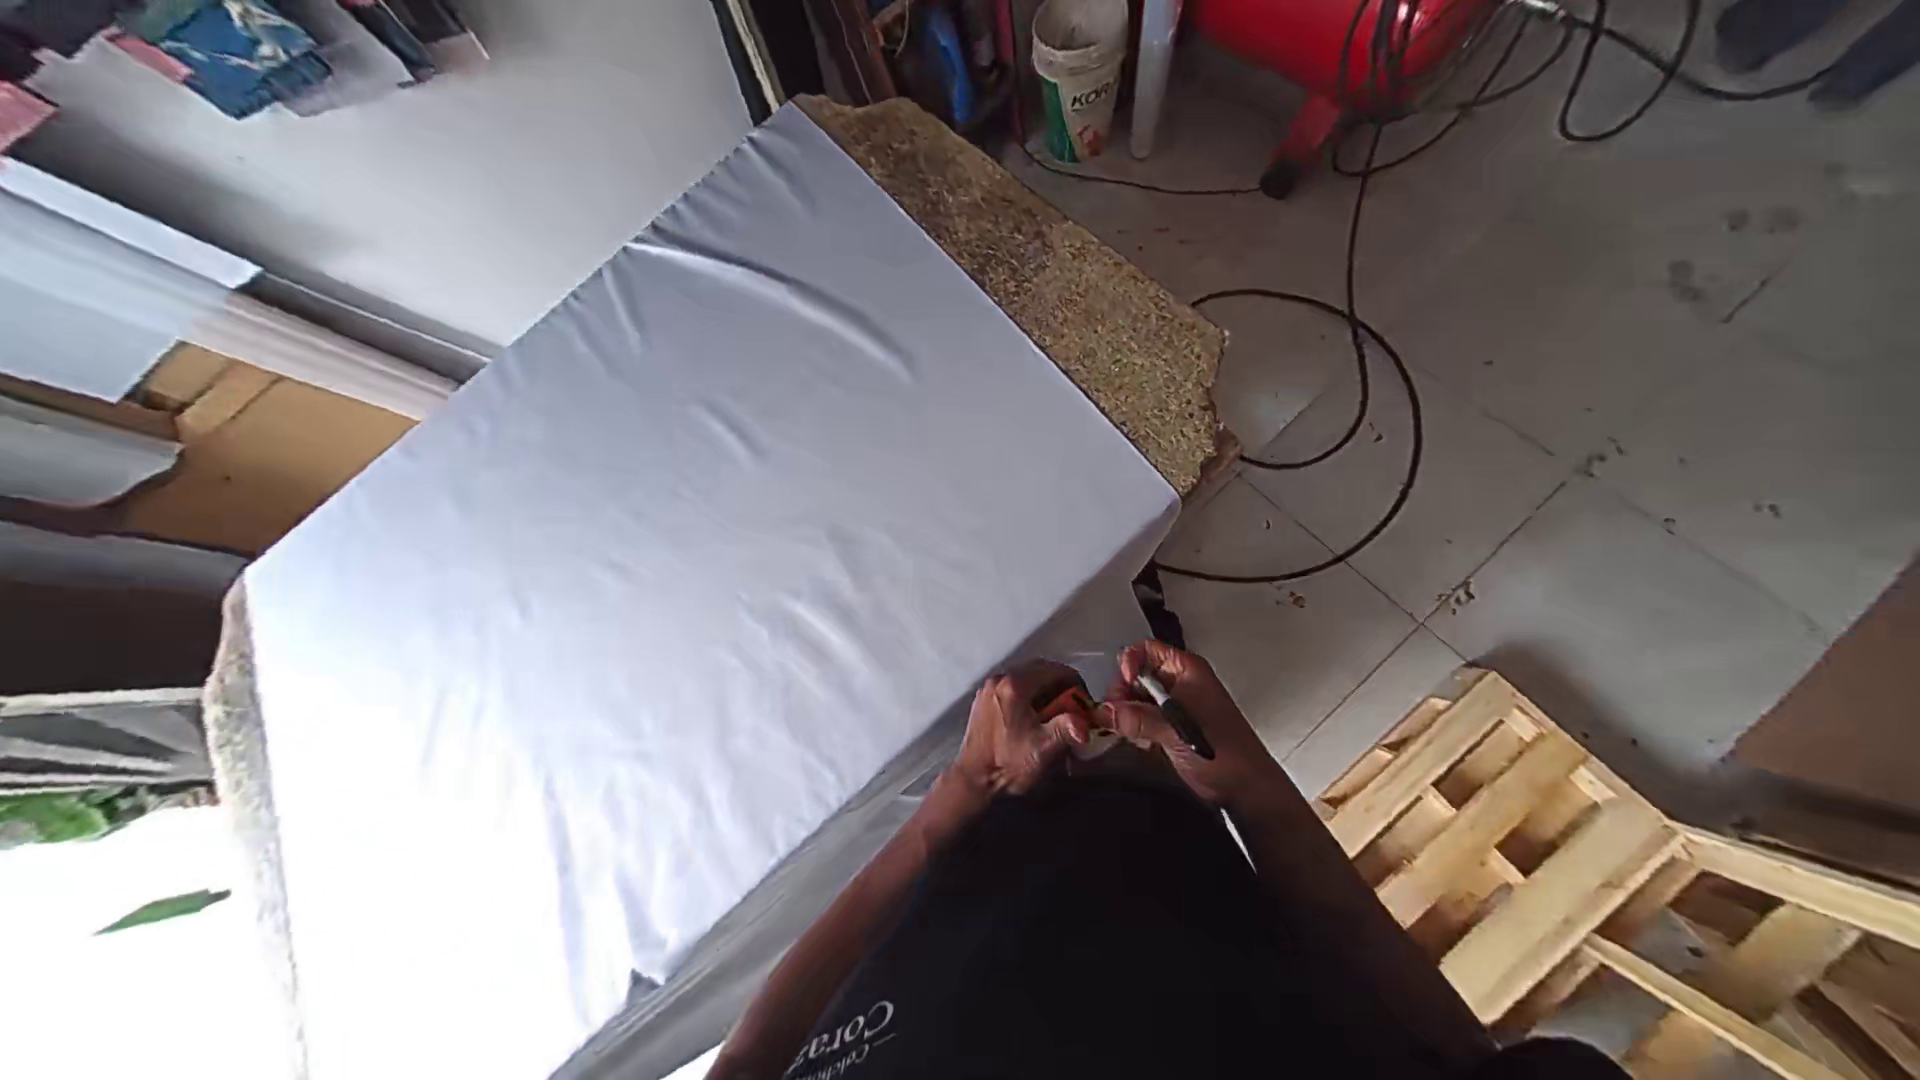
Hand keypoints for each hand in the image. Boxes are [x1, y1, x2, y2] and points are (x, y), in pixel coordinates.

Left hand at [947, 662, 1091, 803]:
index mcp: (1015, 686)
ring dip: (1044, 689)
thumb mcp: (1043, 748)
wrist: (974, 779)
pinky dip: (1028, 694)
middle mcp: (1000, 680)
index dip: (1075, 683)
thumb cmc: (1008, 763)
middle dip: (1060, 685)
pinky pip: (1012, 687)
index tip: (1084, 700)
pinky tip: (1034, 716)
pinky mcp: (984, 699)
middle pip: (1039, 670)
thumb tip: (1085, 725)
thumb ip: (1066, 730)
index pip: (1054, 670)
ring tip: (1056, 712)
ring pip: (1025, 677)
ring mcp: (989, 688)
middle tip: (1073, 706)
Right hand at [1096, 640, 1283, 806]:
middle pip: (1136, 674)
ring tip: (1122, 729)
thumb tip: (1105, 712)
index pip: (1147, 649)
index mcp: (1187, 670)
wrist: (1246, 790)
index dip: (1130, 662)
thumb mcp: (1178, 731)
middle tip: (1115, 712)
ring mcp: (1173, 706)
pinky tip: (1133, 740)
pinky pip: (1139, 718)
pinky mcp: (1168, 727)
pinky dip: (1131, 726)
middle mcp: (1179, 683)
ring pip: (1135, 697)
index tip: (1124, 684)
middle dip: (1122, 692)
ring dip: (1124, 712)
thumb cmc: (1226, 753)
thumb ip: (1138, 719)